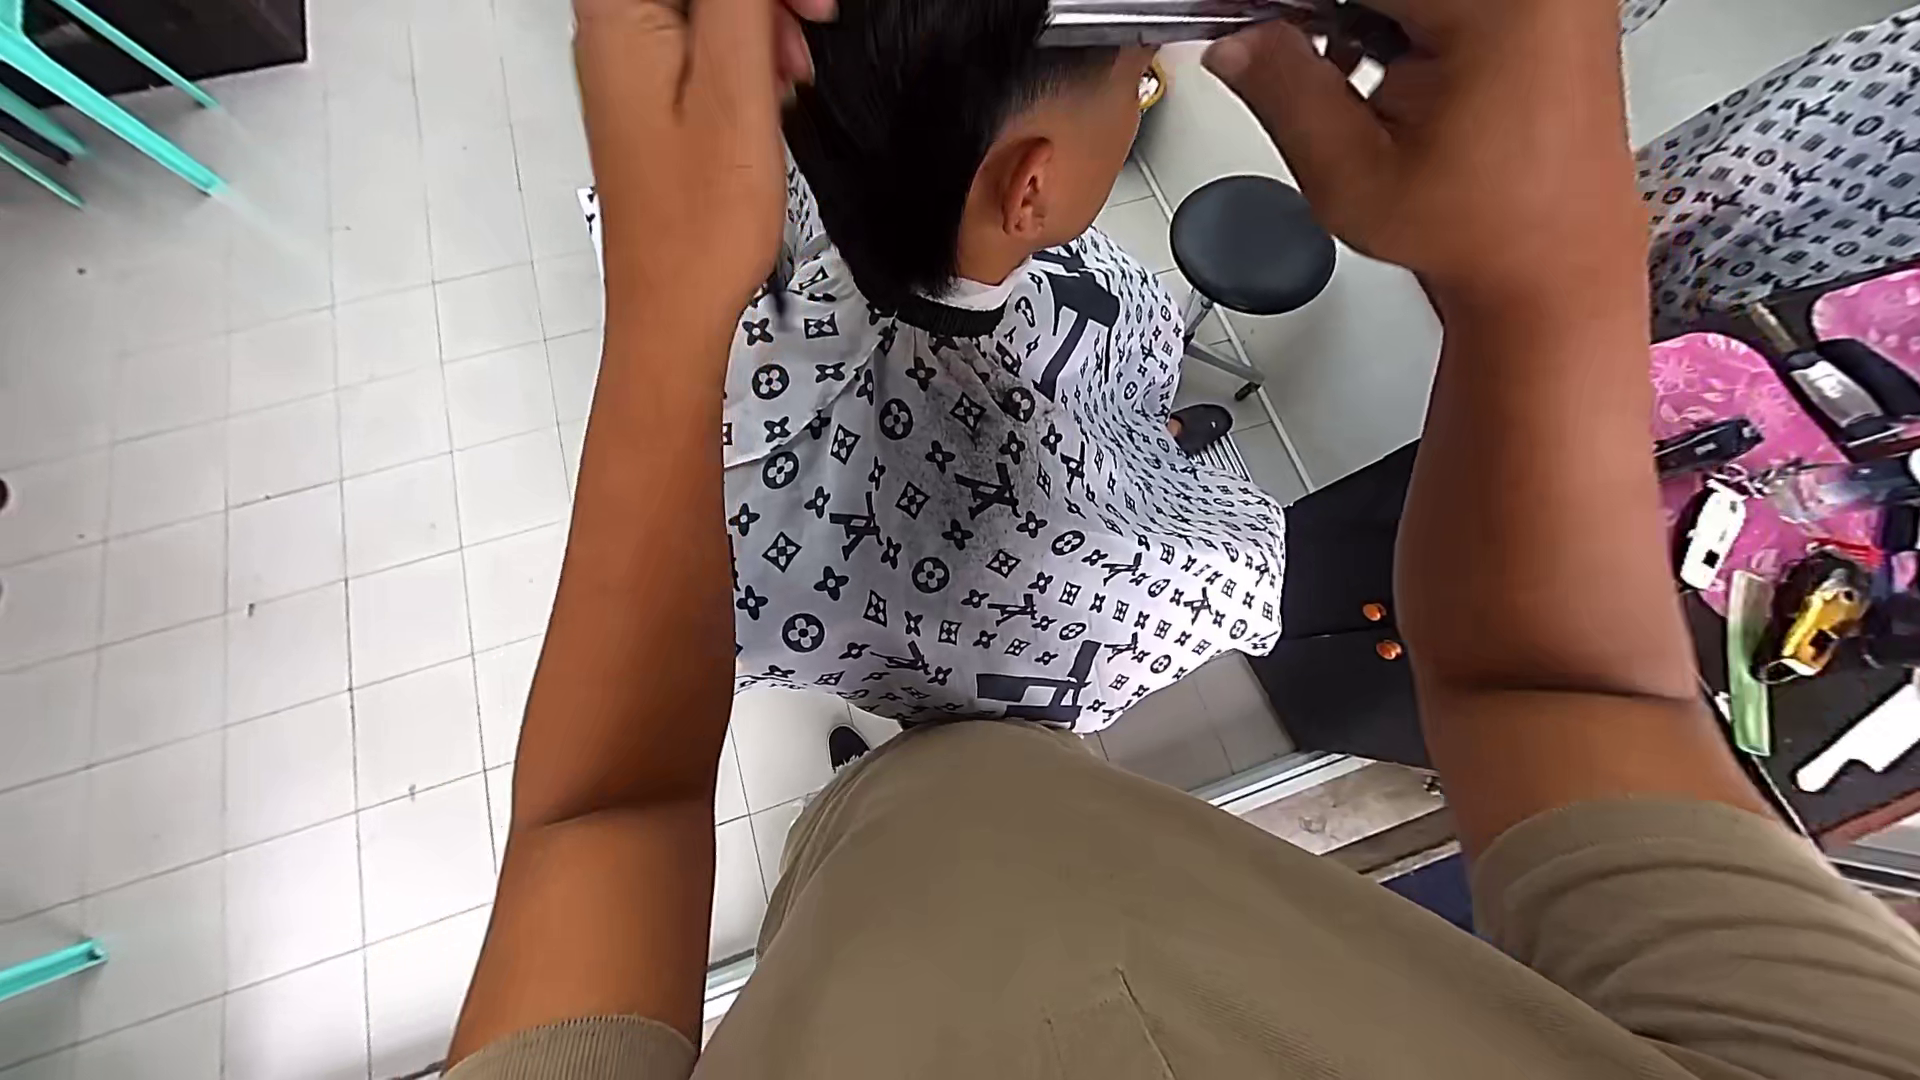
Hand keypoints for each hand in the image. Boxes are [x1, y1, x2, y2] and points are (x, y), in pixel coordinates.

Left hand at [573, 0, 832, 328]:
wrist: (676, 306)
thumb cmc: (702, 224)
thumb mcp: (737, 95)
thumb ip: (743, 2)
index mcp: (619, 7)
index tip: (813, 5)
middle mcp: (610, 28)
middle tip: (810, 32)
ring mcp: (629, 73)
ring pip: (700, 13)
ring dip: (756, 30)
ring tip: (792, 80)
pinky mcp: (650, 111)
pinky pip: (698, 57)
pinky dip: (740, 66)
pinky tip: (767, 100)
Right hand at [1204, 0, 1644, 312]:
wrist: (1538, 248)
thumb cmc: (1467, 225)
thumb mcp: (1348, 173)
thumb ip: (1286, 96)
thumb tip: (1234, 45)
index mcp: (1494, 2)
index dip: (1281, 6)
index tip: (1239, 28)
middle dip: (1311, 14)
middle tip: (1266, 51)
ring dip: (1344, 16)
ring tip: (1328, 75)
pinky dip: (1381, 16)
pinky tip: (1358, 61)